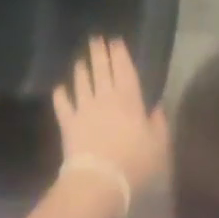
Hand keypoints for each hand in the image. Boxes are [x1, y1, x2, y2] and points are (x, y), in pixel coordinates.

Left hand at [51, 36, 170, 197]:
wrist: (100, 178)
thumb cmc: (135, 163)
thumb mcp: (159, 145)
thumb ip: (158, 123)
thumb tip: (156, 106)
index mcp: (129, 100)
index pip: (124, 70)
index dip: (119, 54)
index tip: (115, 40)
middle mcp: (105, 98)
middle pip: (101, 70)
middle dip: (99, 52)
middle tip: (95, 39)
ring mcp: (84, 108)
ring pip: (81, 81)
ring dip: (81, 69)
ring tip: (80, 60)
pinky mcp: (68, 121)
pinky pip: (62, 103)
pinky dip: (60, 94)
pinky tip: (59, 88)